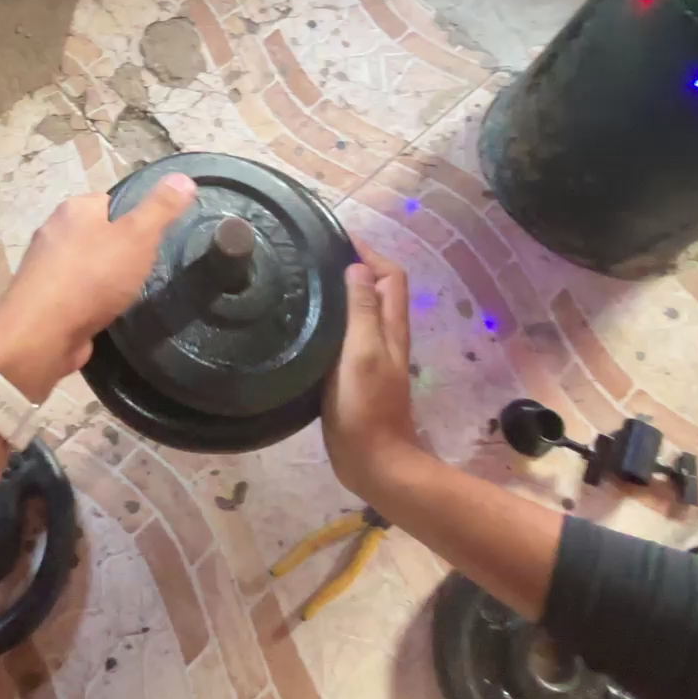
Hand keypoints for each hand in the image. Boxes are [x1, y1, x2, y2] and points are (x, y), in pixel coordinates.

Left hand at [0, 174, 196, 402]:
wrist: (41, 335)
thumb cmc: (92, 277)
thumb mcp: (138, 236)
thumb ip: (161, 208)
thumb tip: (183, 177)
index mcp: (74, 208)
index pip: (113, 203)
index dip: (138, 219)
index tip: (155, 241)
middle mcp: (54, 231)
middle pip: (100, 234)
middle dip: (122, 252)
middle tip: (147, 270)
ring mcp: (45, 267)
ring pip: (88, 266)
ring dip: (106, 280)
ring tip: (130, 295)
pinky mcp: (43, 300)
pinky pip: (76, 294)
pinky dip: (91, 303)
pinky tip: (107, 315)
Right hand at [323, 240, 427, 499]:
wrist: (372, 462)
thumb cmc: (366, 407)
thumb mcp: (362, 352)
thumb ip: (362, 310)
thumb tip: (357, 266)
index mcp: (391, 327)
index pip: (390, 274)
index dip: (369, 251)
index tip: (336, 236)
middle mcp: (385, 335)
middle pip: (378, 287)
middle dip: (355, 263)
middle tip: (315, 254)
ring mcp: (371, 354)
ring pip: (363, 308)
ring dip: (343, 288)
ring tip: (307, 277)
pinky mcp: (354, 371)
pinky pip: (347, 330)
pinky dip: (333, 314)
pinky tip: (306, 318)